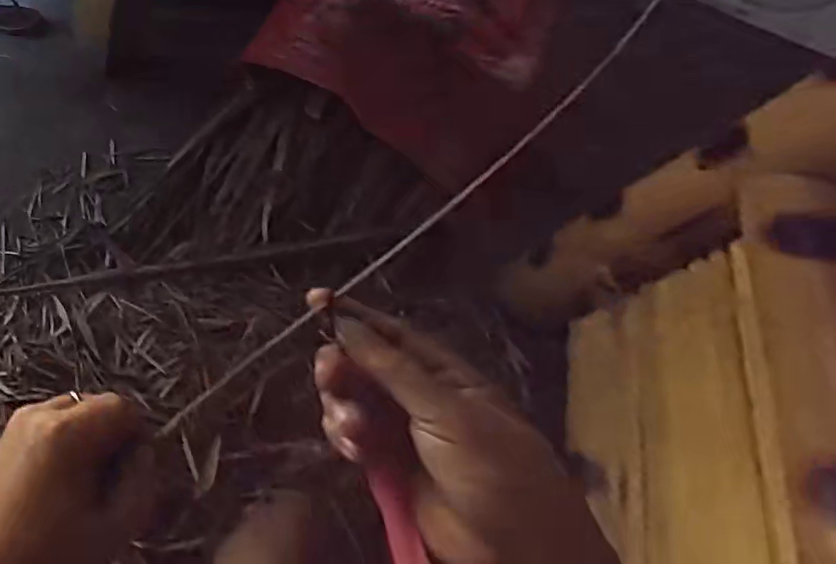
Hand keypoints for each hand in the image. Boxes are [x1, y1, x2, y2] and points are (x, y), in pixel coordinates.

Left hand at [0, 393, 155, 563]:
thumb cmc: (51, 552)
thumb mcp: (110, 529)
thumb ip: (138, 484)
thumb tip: (144, 451)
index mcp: (66, 432)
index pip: (120, 405)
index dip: (136, 434)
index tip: (137, 468)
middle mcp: (42, 411)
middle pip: (95, 402)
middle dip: (112, 434)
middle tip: (115, 479)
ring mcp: (22, 416)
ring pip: (74, 409)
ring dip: (90, 434)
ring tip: (89, 481)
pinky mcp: (11, 427)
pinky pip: (53, 418)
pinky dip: (68, 437)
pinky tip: (65, 477)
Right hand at [310, 291, 615, 563]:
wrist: (521, 559)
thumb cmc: (497, 474)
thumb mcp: (448, 413)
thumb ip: (390, 367)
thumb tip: (342, 321)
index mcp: (444, 376)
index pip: (390, 332)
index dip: (352, 314)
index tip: (314, 299)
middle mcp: (418, 396)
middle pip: (361, 362)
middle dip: (339, 365)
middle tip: (328, 374)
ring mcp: (400, 429)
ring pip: (349, 396)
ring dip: (340, 404)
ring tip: (352, 427)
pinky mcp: (385, 462)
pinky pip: (348, 432)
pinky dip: (343, 435)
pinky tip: (353, 449)